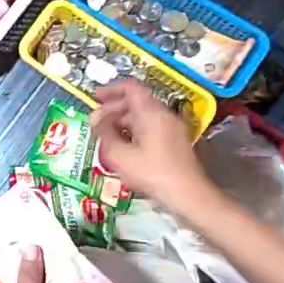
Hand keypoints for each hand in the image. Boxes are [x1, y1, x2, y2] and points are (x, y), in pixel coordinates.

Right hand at [90, 81, 218, 212]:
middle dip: (114, 109)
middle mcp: (164, 115)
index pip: (130, 88)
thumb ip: (105, 132)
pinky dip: (136, 132)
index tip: (95, 97)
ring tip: (107, 137)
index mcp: (151, 112)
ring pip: (144, 117)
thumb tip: (95, 117)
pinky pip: (152, 128)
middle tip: (97, 122)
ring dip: (124, 123)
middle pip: (137, 102)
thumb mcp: (120, 154)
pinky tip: (125, 149)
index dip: (111, 90)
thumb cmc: (152, 173)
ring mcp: (173, 128)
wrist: (188, 194)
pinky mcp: (176, 142)